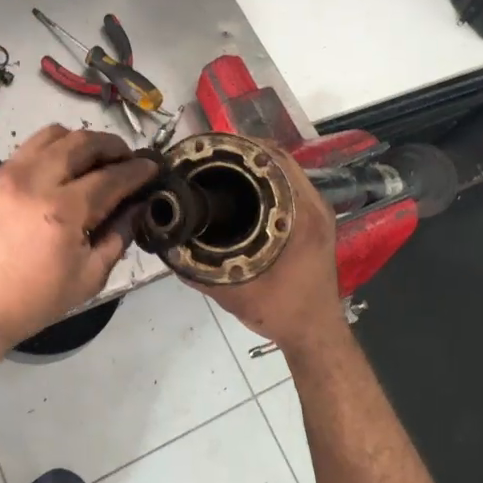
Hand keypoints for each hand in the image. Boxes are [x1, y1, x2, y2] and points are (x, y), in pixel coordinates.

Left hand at [0, 126, 158, 352]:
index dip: (137, 170)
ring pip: (56, 134)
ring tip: (99, 158)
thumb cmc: (32, 301)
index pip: (110, 177)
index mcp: (61, 211)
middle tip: (130, 159)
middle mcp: (35, 181)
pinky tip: (68, 165)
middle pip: (84, 143)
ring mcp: (11, 173)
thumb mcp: (88, 277)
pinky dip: (57, 146)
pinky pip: (33, 145)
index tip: (153, 167)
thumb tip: (137, 207)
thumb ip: (118, 236)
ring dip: (84, 141)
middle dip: (114, 146)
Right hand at [198, 151, 343, 353]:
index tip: (207, 150)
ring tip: (217, 169)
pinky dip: (264, 179)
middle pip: (276, 158)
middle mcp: (313, 204)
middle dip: (240, 153)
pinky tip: (239, 191)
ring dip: (253, 165)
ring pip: (283, 169)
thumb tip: (165, 243)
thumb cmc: (281, 311)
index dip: (237, 148)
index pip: (271, 159)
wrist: (316, 334)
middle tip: (206, 158)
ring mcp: (317, 210)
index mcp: (301, 214)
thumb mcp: (232, 290)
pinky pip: (288, 184)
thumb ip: (197, 268)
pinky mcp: (314, 219)